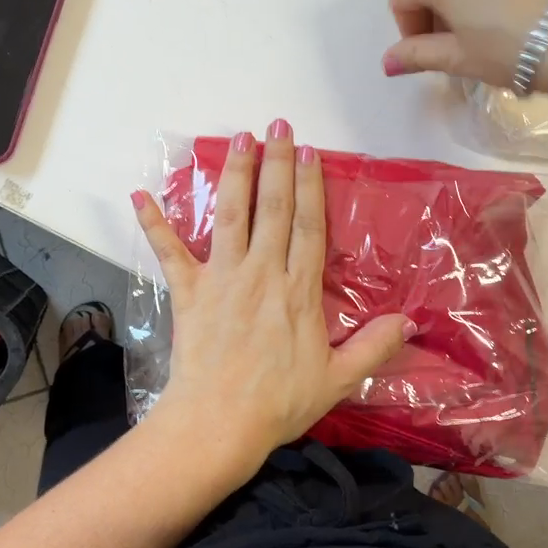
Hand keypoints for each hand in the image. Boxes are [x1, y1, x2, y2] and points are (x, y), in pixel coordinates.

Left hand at [131, 121, 414, 481]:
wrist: (220, 422)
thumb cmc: (279, 403)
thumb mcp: (338, 380)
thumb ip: (373, 346)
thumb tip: (408, 321)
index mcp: (299, 291)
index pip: (310, 227)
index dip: (310, 186)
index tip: (309, 152)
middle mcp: (262, 272)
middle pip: (273, 208)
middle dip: (276, 163)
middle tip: (277, 126)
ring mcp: (222, 278)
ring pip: (230, 215)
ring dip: (234, 174)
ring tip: (238, 139)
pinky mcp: (188, 291)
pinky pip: (169, 252)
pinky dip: (153, 223)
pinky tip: (138, 195)